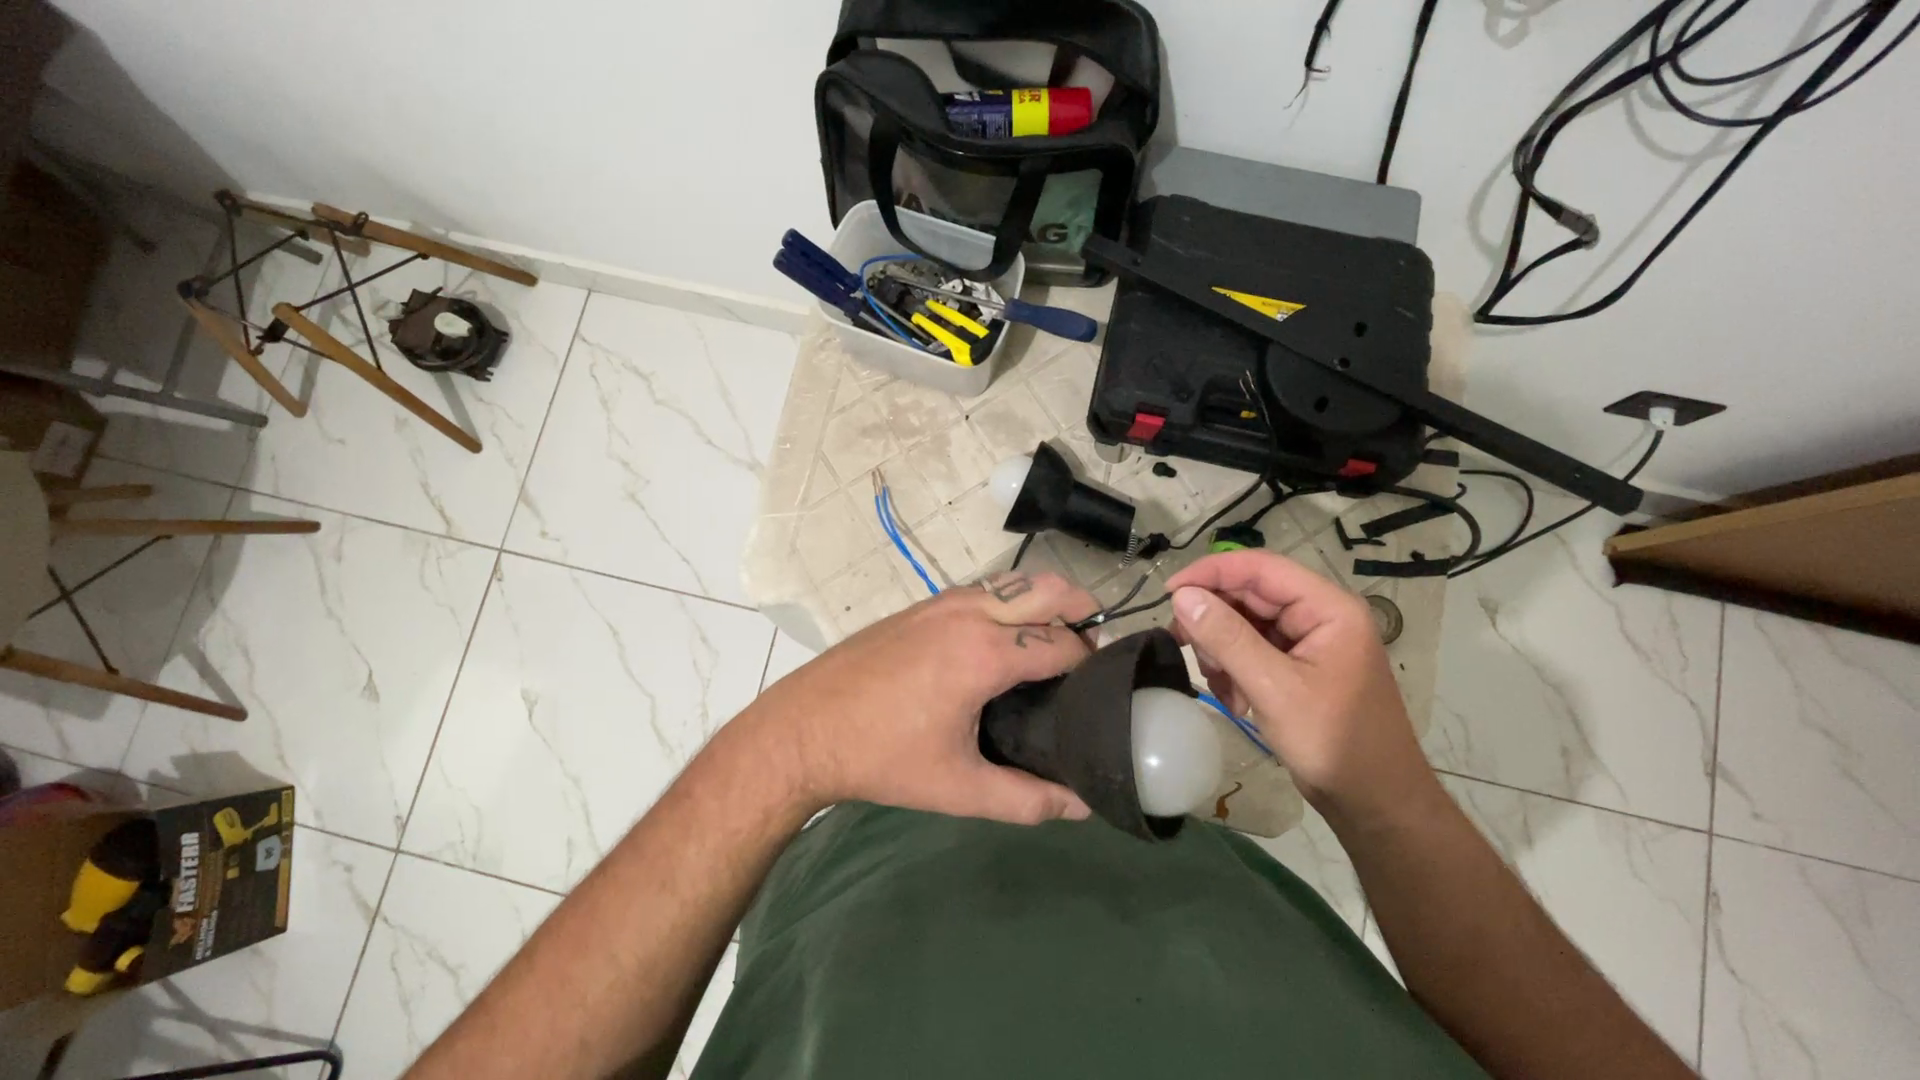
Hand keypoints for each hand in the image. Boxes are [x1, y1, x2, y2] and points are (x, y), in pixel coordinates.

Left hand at [746, 572, 1099, 825]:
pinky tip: (1002, 643)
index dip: (1092, 664)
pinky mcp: (919, 607)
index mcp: (983, 654)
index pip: (1063, 644)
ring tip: (1052, 646)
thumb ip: (1026, 800)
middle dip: (1081, 610)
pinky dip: (1009, 602)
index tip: (1102, 689)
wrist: (801, 731)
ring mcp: (940, 604)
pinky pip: (982, 590)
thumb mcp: (958, 789)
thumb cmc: (881, 760)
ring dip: (1043, 602)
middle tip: (1090, 653)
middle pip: (1048, 589)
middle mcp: (968, 615)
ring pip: (1012, 583)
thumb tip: (1081, 806)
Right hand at [1164, 551, 1440, 825]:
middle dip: (1214, 621)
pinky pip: (1255, 652)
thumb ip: (1227, 638)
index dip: (1212, 572)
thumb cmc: (1333, 741)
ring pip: (1247, 625)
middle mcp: (1320, 616)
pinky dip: (1236, 670)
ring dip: (1223, 651)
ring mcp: (1310, 644)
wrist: (1375, 800)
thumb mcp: (1273, 687)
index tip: (1169, 593)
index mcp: (1328, 608)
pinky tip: (1235, 701)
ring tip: (1219, 686)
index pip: (1260, 568)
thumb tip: (1183, 597)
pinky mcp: (1299, 669)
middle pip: (1251, 596)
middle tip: (1184, 647)